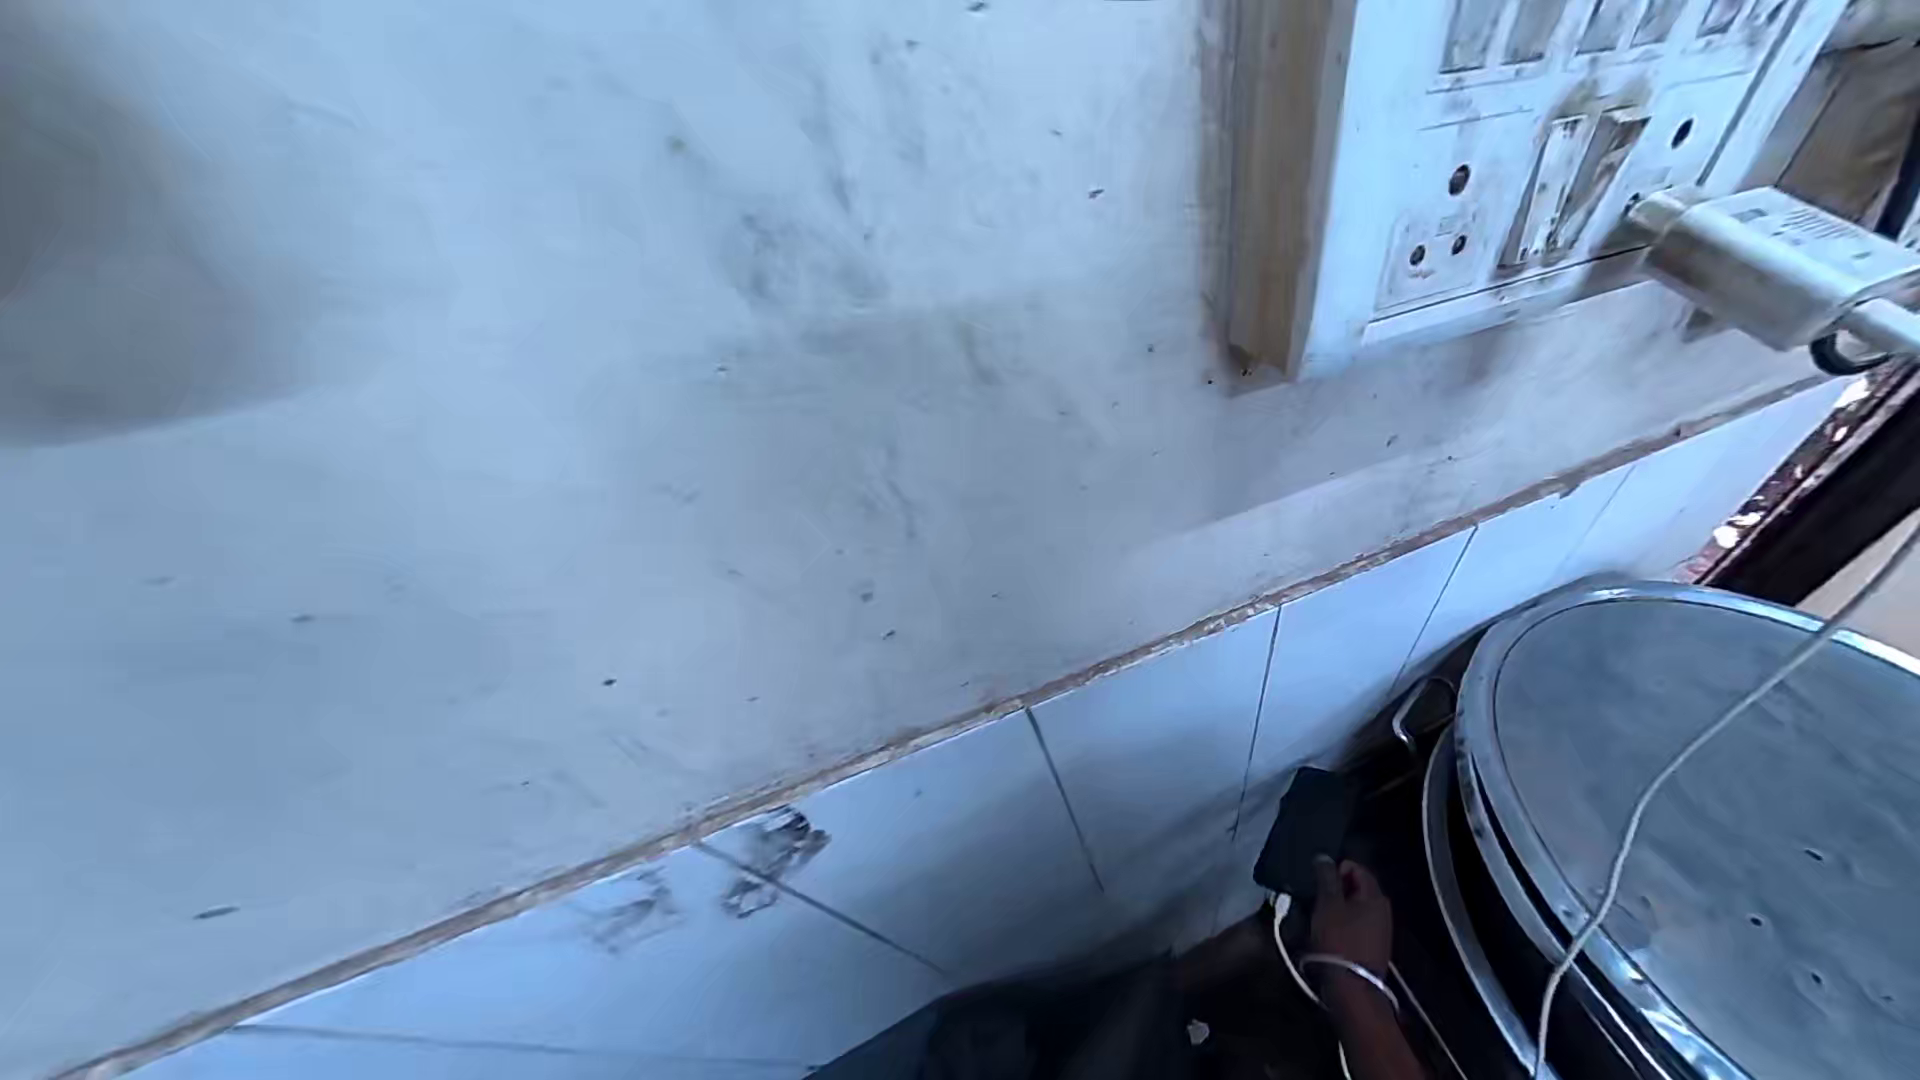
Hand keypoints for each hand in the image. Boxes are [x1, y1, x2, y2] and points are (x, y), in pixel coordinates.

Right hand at [1310, 855, 1391, 974]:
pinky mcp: (1373, 943)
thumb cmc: (1339, 937)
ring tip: (1319, 910)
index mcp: (1375, 896)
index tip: (1319, 881)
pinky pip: (1356, 919)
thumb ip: (1327, 876)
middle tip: (1317, 894)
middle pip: (1356, 886)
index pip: (1356, 868)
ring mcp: (1380, 928)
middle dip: (1336, 886)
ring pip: (1355, 904)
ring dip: (1338, 903)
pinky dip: (1343, 918)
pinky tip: (1329, 926)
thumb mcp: (1328, 902)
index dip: (1336, 868)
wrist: (1351, 985)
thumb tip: (1325, 856)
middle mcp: (1383, 909)